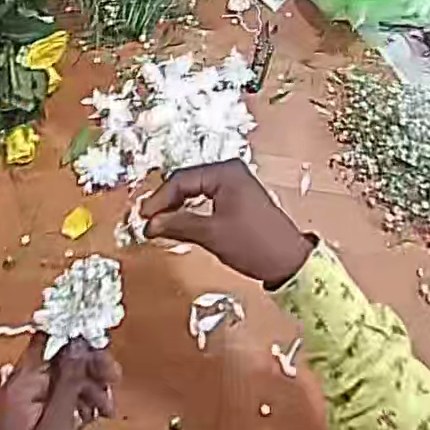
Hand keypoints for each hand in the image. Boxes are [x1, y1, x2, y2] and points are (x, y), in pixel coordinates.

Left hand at [0, 333, 119, 429]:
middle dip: (91, 364)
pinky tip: (95, 413)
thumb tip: (81, 339)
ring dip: (91, 384)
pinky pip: (62, 393)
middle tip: (113, 377)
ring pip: (66, 375)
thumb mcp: (56, 425)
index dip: (76, 331)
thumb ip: (68, 380)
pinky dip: (82, 399)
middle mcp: (21, 387)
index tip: (102, 334)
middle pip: (62, 356)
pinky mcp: (35, 416)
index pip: (49, 337)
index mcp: (20, 384)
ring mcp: (27, 402)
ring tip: (106, 405)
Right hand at [143, 160, 313, 287]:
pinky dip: (191, 209)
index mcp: (225, 172)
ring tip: (159, 224)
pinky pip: (207, 196)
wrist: (287, 259)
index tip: (142, 217)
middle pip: (188, 180)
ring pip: (196, 188)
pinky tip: (180, 222)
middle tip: (148, 221)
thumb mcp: (211, 234)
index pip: (182, 179)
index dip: (159, 198)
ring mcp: (236, 182)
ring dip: (177, 205)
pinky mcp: (238, 196)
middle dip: (167, 200)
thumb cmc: (253, 243)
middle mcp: (230, 171)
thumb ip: (179, 225)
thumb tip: (150, 224)